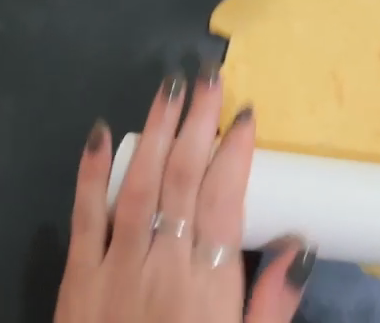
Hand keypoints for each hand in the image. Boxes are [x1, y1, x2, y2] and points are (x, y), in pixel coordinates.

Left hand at [54, 70, 313, 322]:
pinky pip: (83, 216)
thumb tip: (303, 243)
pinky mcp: (76, 280)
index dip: (234, 152)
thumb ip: (273, 306)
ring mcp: (114, 269)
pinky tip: (98, 132)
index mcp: (206, 288)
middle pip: (181, 179)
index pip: (223, 201)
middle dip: (196, 123)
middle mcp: (161, 267)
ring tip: (169, 88)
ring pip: (138, 184)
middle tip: (208, 78)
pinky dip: (89, 172)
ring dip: (154, 131)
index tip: (245, 113)